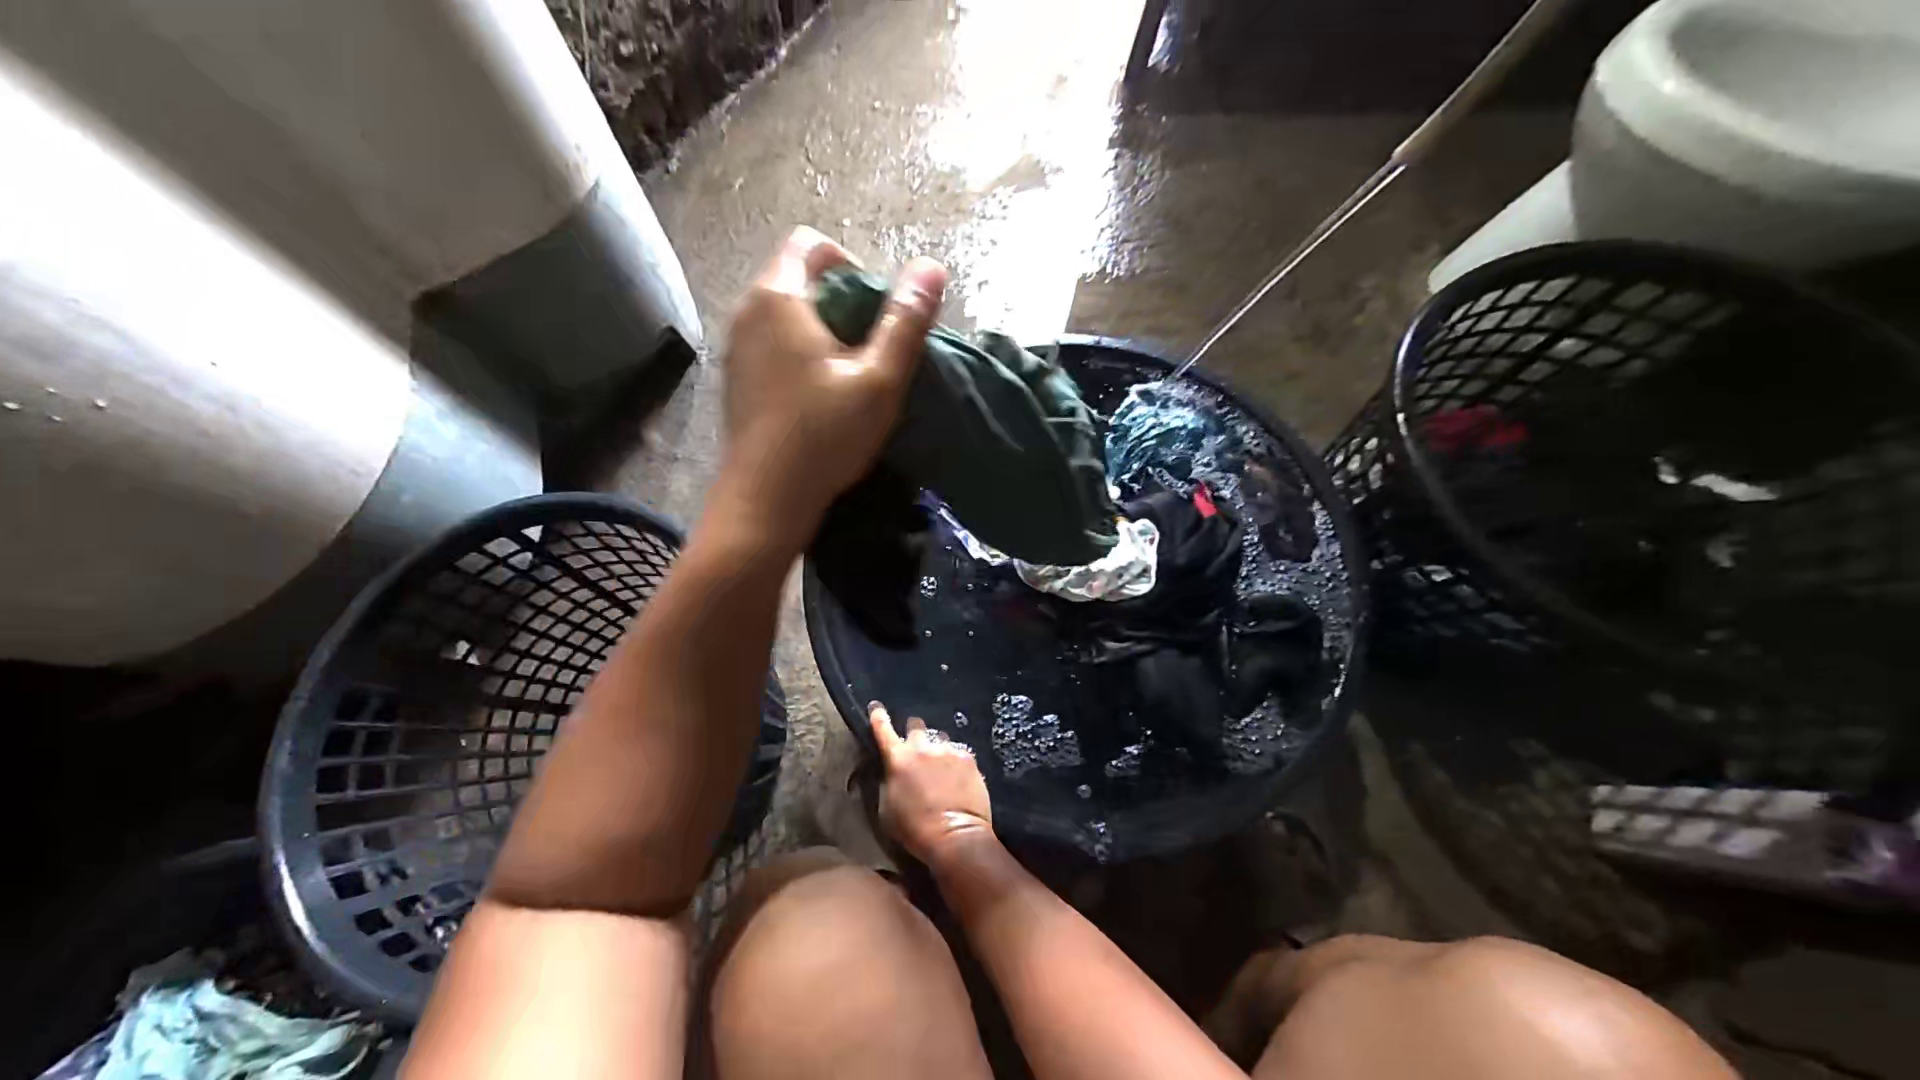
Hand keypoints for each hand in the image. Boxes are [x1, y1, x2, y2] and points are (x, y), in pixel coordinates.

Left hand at [710, 227, 947, 552]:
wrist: (765, 501)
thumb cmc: (824, 436)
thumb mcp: (879, 380)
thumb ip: (905, 322)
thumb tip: (932, 267)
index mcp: (777, 297)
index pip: (812, 244)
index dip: (853, 264)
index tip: (876, 311)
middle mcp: (746, 311)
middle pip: (800, 279)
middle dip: (842, 302)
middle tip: (872, 349)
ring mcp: (736, 348)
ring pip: (787, 316)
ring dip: (823, 332)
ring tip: (852, 376)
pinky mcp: (737, 381)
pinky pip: (774, 346)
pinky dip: (802, 355)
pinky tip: (822, 398)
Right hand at [867, 701, 992, 863]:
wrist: (954, 836)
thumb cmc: (913, 829)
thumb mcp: (886, 808)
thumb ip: (887, 781)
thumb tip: (890, 770)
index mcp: (897, 758)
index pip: (882, 728)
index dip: (878, 716)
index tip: (876, 707)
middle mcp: (922, 747)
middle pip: (916, 725)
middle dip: (914, 734)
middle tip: (918, 750)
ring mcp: (947, 750)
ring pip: (940, 738)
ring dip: (937, 748)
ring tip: (941, 766)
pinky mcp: (968, 758)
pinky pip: (959, 751)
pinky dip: (956, 760)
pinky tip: (958, 776)